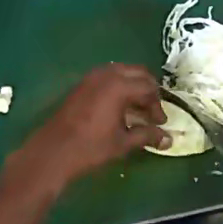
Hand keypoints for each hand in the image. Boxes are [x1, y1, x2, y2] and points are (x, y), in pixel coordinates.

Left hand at [5, 64, 166, 195]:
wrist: (53, 151)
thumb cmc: (91, 147)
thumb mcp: (123, 143)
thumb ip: (147, 136)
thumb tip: (169, 139)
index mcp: (120, 86)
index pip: (149, 88)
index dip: (158, 106)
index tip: (160, 123)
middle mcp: (107, 74)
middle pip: (138, 73)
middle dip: (149, 90)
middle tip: (152, 111)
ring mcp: (92, 77)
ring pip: (122, 72)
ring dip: (134, 86)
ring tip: (137, 108)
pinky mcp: (82, 84)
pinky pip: (108, 76)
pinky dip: (119, 86)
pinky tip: (119, 106)